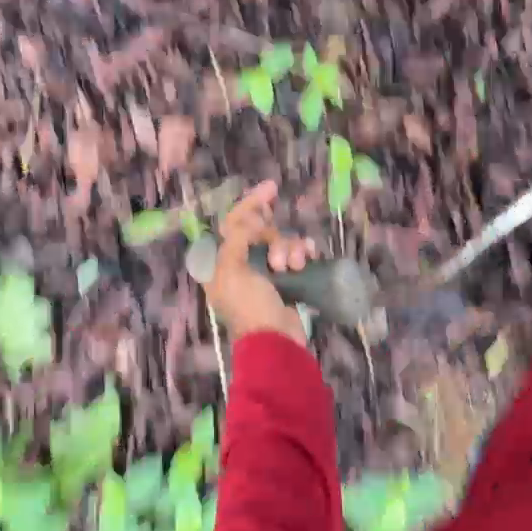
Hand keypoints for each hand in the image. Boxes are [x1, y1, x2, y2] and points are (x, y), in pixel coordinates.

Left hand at [200, 180, 317, 344]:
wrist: (275, 342)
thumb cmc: (249, 307)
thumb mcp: (232, 271)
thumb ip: (237, 238)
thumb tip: (253, 221)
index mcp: (221, 261)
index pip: (234, 221)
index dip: (251, 203)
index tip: (272, 188)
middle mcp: (241, 263)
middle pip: (261, 230)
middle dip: (275, 236)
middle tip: (280, 258)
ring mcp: (265, 273)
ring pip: (282, 241)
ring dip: (291, 248)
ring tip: (295, 266)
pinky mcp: (287, 280)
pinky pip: (298, 253)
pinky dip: (305, 252)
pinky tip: (309, 259)